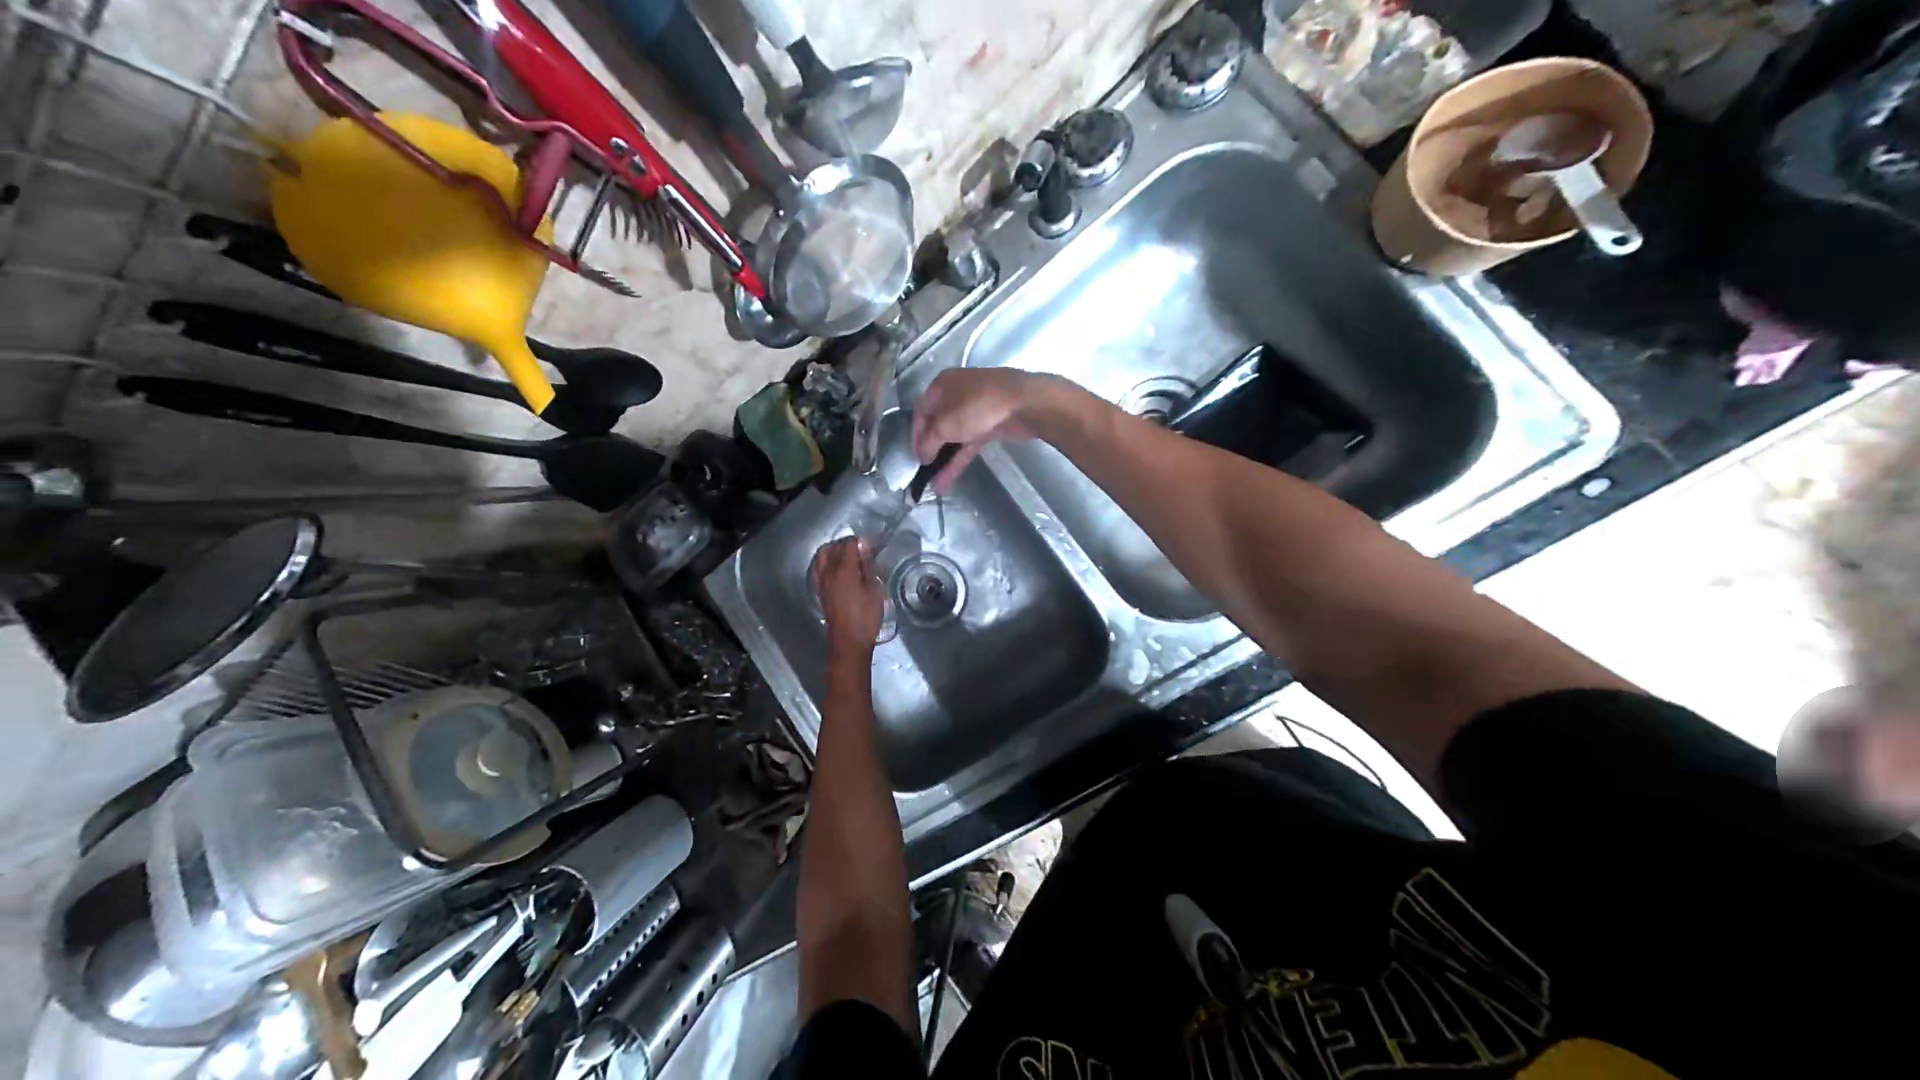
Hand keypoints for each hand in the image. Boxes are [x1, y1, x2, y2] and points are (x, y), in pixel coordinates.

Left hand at [812, 536, 883, 649]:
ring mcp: (822, 581)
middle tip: (861, 549)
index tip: (871, 545)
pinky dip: (827, 562)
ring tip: (848, 556)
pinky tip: (838, 569)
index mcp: (844, 569)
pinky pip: (820, 568)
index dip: (860, 541)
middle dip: (846, 544)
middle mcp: (828, 572)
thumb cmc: (866, 616)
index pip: (848, 544)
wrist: (849, 640)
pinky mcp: (820, 590)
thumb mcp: (874, 589)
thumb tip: (865, 546)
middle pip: (833, 547)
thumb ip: (868, 566)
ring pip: (822, 556)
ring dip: (834, 551)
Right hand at [911, 369, 1073, 495]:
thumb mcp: (946, 424)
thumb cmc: (978, 406)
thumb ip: (929, 441)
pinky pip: (969, 444)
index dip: (915, 435)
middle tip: (924, 472)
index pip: (920, 411)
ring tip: (935, 487)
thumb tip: (922, 455)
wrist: (1026, 403)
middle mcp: (956, 394)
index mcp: (941, 385)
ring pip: (954, 438)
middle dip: (930, 451)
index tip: (914, 456)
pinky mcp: (990, 425)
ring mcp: (975, 410)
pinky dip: (959, 460)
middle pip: (937, 426)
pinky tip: (949, 480)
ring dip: (945, 461)